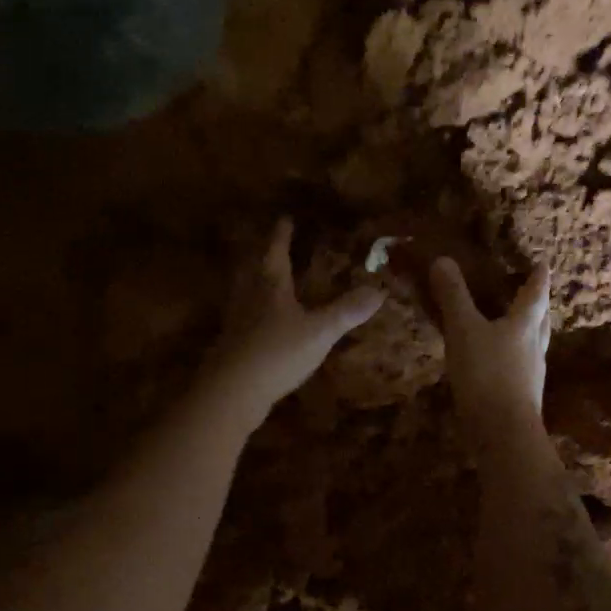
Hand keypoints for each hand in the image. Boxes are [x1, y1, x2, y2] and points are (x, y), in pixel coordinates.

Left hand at [203, 219, 383, 419]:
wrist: (230, 392)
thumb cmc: (276, 352)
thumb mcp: (319, 331)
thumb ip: (346, 311)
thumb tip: (380, 290)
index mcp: (270, 285)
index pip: (276, 251)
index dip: (282, 234)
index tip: (286, 218)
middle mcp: (249, 296)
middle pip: (253, 267)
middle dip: (263, 254)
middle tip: (272, 245)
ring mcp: (236, 321)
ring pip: (245, 291)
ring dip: (255, 281)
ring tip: (267, 278)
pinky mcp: (231, 345)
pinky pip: (244, 318)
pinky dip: (253, 312)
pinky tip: (261, 323)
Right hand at [430, 258, 549, 421]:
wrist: (503, 433)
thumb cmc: (487, 374)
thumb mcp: (463, 330)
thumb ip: (453, 296)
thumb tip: (443, 259)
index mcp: (524, 325)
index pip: (535, 294)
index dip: (538, 277)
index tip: (542, 263)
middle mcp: (534, 347)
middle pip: (541, 320)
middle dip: (538, 304)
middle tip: (535, 292)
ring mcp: (531, 375)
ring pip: (535, 344)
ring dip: (530, 331)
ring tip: (519, 325)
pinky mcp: (522, 397)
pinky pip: (522, 367)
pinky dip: (515, 357)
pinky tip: (502, 363)